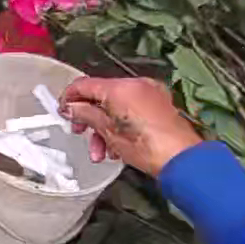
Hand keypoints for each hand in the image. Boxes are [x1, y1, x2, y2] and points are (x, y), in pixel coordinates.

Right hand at [60, 76, 201, 176]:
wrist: (181, 159)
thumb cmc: (145, 147)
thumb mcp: (108, 132)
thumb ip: (86, 115)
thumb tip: (71, 107)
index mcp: (119, 87)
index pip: (84, 84)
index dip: (70, 97)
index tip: (62, 111)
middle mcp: (135, 84)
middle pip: (101, 94)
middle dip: (89, 116)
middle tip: (80, 133)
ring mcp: (149, 92)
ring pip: (116, 104)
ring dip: (104, 126)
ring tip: (101, 152)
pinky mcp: (159, 103)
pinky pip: (132, 107)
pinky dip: (121, 123)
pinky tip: (118, 147)